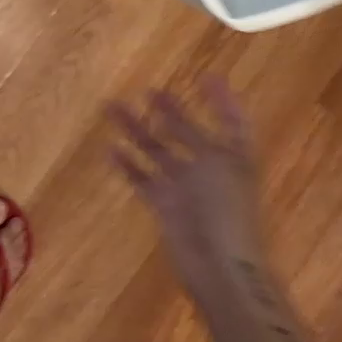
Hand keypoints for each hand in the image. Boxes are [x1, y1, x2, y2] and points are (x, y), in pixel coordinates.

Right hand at [108, 77, 266, 293]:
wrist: (220, 265)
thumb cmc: (227, 209)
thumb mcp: (222, 160)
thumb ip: (207, 129)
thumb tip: (206, 87)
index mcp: (232, 157)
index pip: (231, 123)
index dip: (222, 102)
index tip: (206, 76)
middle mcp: (209, 169)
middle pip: (187, 133)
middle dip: (170, 112)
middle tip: (148, 90)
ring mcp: (185, 188)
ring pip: (157, 150)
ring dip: (136, 130)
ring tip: (111, 107)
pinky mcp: (164, 205)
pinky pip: (142, 178)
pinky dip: (127, 164)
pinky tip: (109, 148)